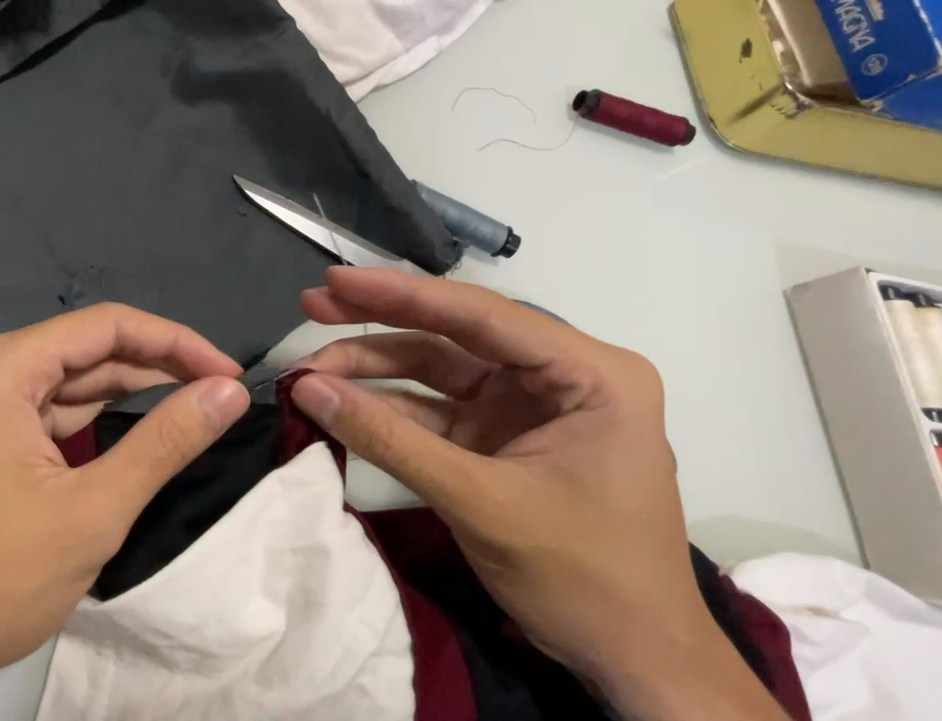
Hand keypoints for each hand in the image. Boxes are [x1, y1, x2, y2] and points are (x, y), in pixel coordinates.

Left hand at [0, 303, 249, 720]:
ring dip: (132, 394)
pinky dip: (98, 421)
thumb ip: (165, 442)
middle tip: (222, 394)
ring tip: (197, 409)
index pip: (105, 327)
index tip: (228, 372)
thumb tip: (228, 389)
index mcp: (2, 367)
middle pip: (88, 349)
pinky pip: (51, 411)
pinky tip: (143, 432)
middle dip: (157, 368)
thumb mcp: (94, 511)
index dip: (175, 342)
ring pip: (72, 381)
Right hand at [288, 267, 787, 720]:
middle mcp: (561, 375)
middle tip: (314, 304)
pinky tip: (341, 403)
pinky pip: (437, 409)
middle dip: (381, 321)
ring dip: (375, 368)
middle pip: (456, 332)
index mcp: (589, 373)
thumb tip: (306, 388)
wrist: (635, 664)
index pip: (482, 316)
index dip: (401, 294)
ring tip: (310, 369)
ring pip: (439, 368)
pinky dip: (389, 409)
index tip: (335, 279)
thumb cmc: (583, 577)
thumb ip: (390, 440)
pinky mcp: (503, 438)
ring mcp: (529, 407)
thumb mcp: (481, 502)